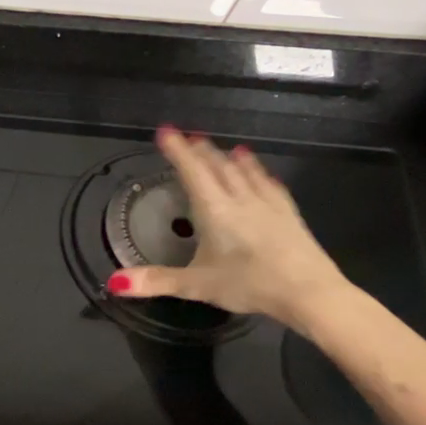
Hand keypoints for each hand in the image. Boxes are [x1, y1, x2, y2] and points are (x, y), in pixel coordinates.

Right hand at [110, 127, 349, 328]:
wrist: (310, 293)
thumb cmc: (249, 284)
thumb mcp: (196, 285)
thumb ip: (155, 281)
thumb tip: (114, 282)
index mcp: (214, 210)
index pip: (192, 172)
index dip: (177, 150)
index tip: (166, 131)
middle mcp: (240, 199)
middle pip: (218, 167)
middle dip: (201, 151)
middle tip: (190, 137)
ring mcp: (268, 205)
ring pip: (244, 173)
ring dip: (229, 158)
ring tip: (223, 148)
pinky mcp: (289, 216)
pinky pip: (270, 186)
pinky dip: (260, 174)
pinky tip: (263, 174)